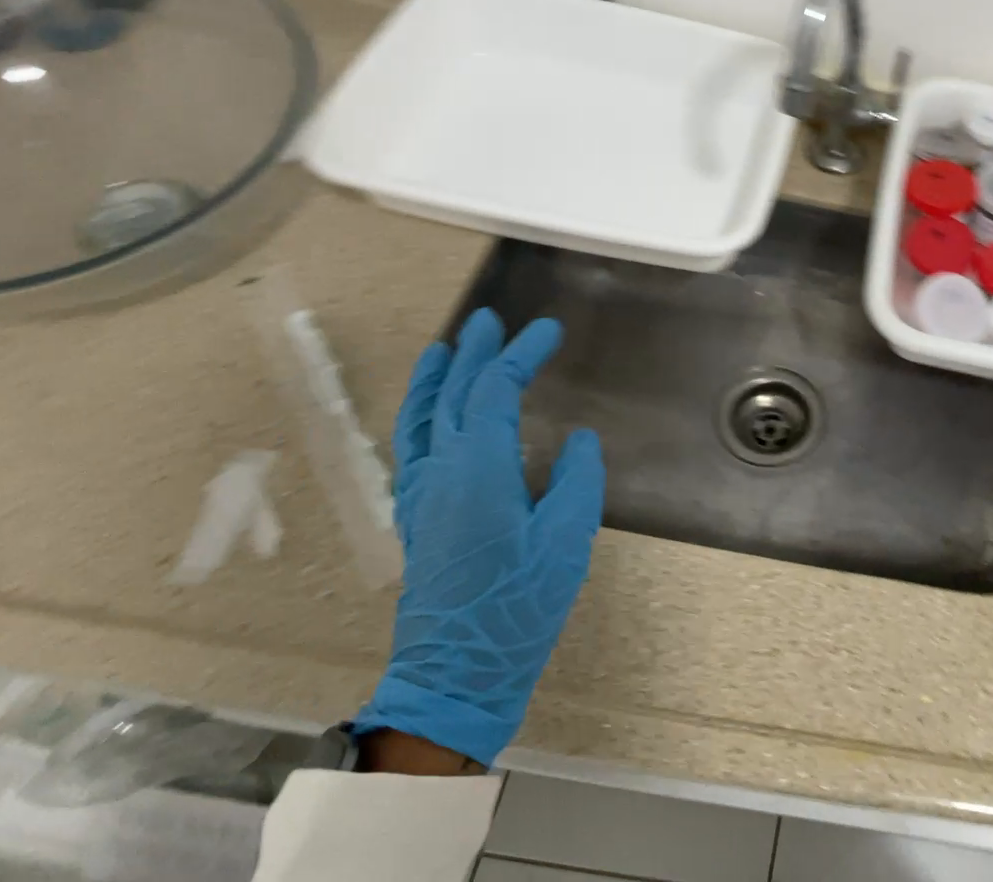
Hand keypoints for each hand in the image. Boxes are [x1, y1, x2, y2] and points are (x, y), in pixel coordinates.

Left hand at [353, 308, 604, 768]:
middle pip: (449, 396)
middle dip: (470, 354)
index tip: (546, 331)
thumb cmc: (519, 604)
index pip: (494, 392)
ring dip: (432, 379)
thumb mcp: (567, 540)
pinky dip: (421, 417)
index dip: (519, 356)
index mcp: (478, 468)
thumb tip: (578, 439)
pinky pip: (413, 448)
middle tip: (486, 321)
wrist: (458, 670)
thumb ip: (577, 480)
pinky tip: (430, 419)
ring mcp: (422, 496)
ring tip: (443, 350)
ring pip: (419, 420)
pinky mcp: (418, 519)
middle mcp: (441, 472)